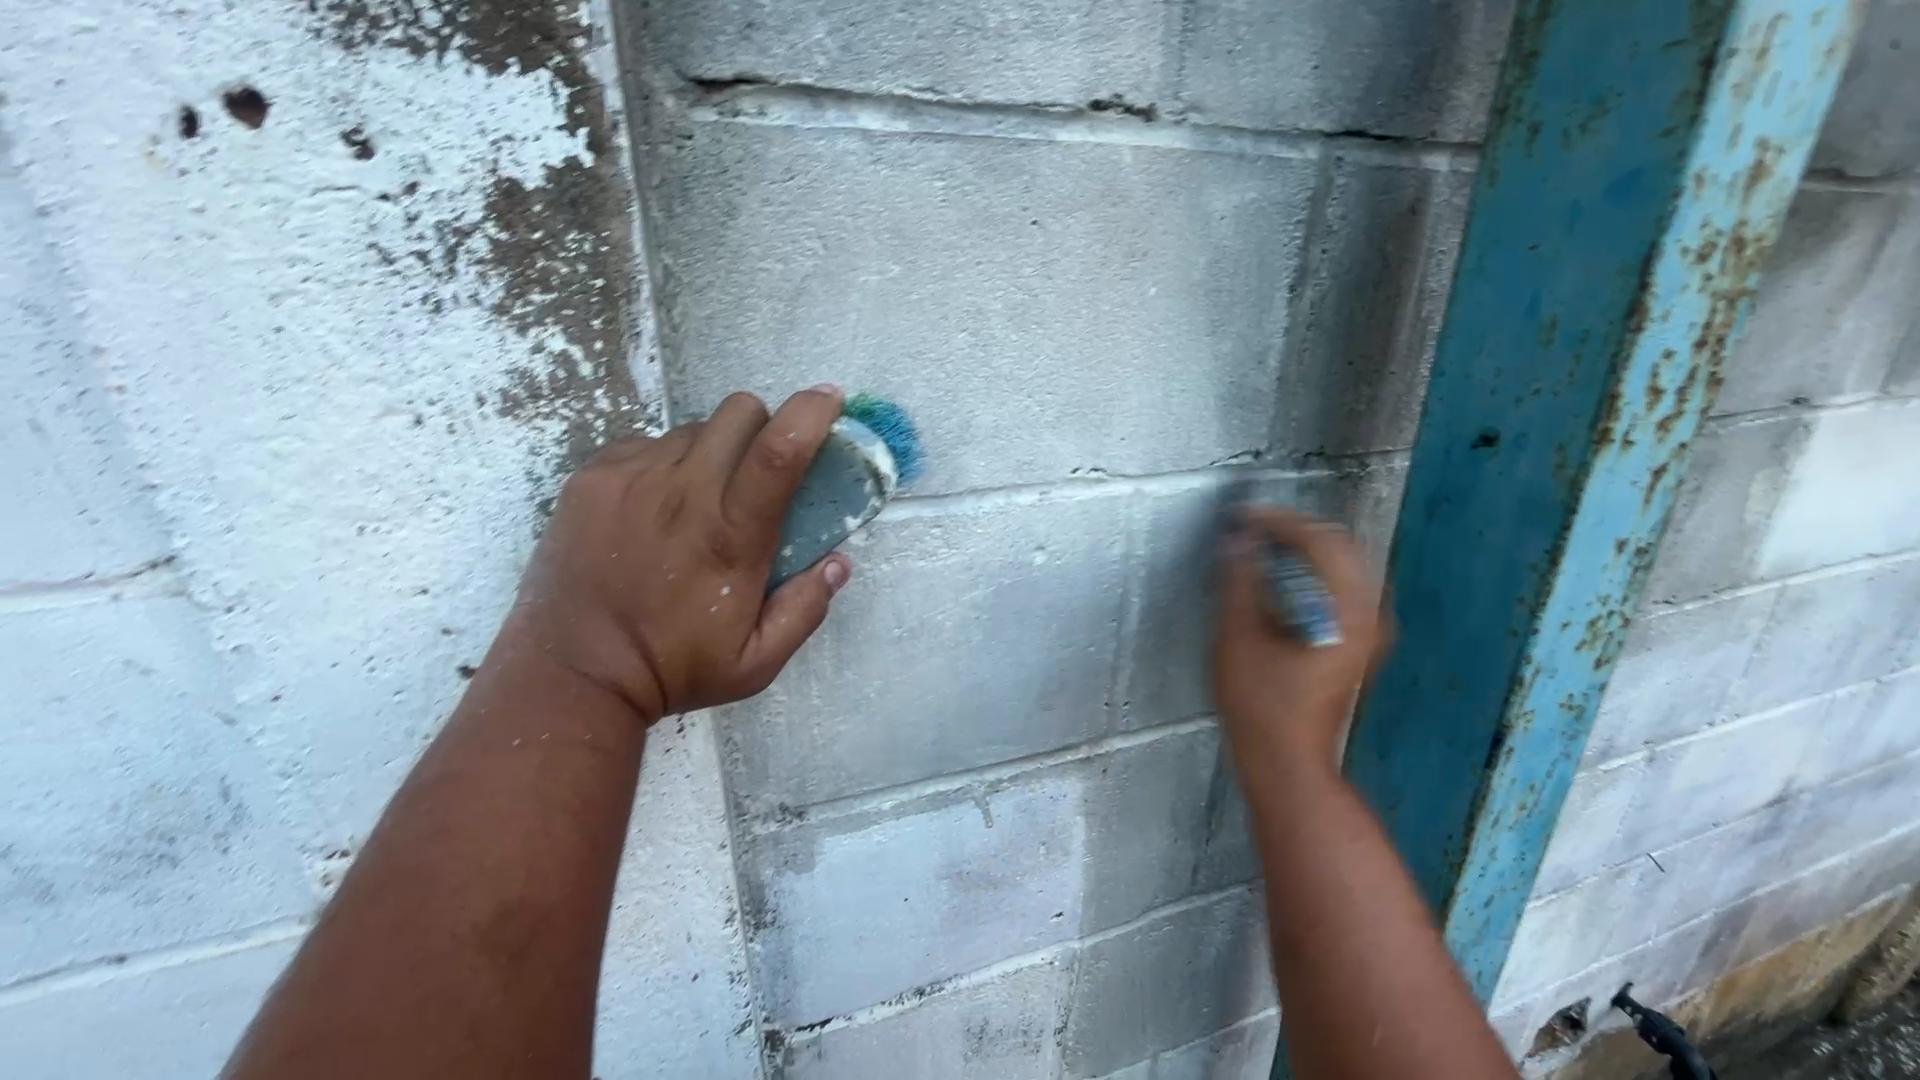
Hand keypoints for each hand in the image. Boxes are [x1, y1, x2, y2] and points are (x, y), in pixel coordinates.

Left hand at [496, 386, 851, 720]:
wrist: (570, 673)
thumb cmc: (672, 669)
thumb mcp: (756, 663)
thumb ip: (805, 611)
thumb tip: (839, 561)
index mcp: (728, 538)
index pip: (777, 453)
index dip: (810, 414)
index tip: (830, 400)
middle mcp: (681, 493)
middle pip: (739, 413)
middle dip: (764, 427)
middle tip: (758, 470)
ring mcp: (631, 478)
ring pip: (694, 428)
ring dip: (714, 450)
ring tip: (700, 499)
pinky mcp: (593, 475)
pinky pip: (648, 443)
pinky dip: (667, 463)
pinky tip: (655, 507)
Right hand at [1213, 507, 1389, 774]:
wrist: (1288, 762)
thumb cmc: (1261, 708)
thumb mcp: (1238, 639)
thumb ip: (1239, 582)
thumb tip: (1238, 540)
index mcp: (1346, 613)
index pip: (1321, 543)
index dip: (1280, 522)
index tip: (1245, 517)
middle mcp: (1370, 617)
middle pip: (1343, 547)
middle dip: (1297, 529)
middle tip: (1256, 526)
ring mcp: (1371, 631)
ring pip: (1348, 565)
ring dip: (1309, 548)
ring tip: (1267, 544)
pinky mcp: (1361, 644)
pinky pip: (1347, 587)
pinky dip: (1317, 570)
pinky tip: (1286, 576)